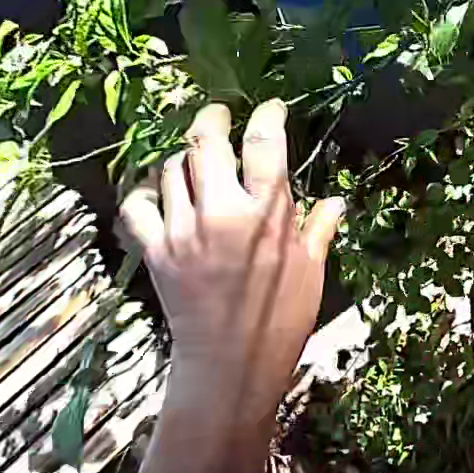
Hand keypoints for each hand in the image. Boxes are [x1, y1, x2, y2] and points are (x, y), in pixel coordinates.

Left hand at [118, 99, 343, 434]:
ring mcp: (183, 229)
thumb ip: (319, 228)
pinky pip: (137, 205)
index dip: (267, 116)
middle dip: (213, 118)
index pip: (264, 144)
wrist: (232, 364)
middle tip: (221, 114)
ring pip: (172, 168)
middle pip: (206, 142)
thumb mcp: (311, 269)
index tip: (271, 108)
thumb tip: (336, 201)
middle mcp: (222, 211)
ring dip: (186, 156)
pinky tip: (157, 191)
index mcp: (267, 213)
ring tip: (197, 157)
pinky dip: (144, 191)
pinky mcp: (156, 250)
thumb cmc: (283, 317)